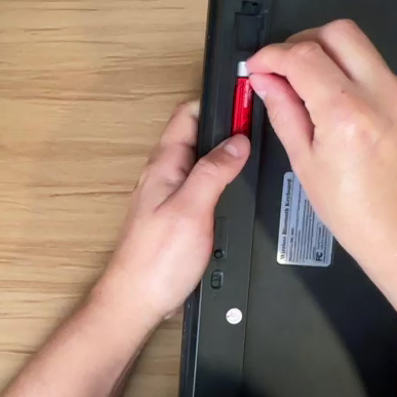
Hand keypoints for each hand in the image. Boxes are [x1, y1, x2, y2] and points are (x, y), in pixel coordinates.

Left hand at [92, 102, 248, 325]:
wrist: (137, 300)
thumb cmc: (156, 260)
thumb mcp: (191, 208)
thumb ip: (213, 171)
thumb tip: (237, 142)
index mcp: (163, 165)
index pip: (187, 115)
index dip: (217, 102)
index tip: (245, 96)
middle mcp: (164, 175)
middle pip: (196, 134)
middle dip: (226, 122)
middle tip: (258, 117)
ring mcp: (169, 194)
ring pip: (199, 159)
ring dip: (224, 149)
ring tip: (253, 143)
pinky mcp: (176, 215)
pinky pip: (200, 183)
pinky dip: (220, 176)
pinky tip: (236, 182)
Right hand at [247, 20, 396, 282]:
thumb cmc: (358, 214)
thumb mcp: (304, 164)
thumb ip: (284, 112)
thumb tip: (266, 81)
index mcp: (347, 114)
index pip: (303, 56)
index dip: (272, 55)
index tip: (259, 65)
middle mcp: (383, 95)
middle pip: (338, 32)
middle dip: (303, 41)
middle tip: (283, 67)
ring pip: (361, 47)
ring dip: (327, 57)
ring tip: (307, 89)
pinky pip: (377, 71)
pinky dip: (350, 76)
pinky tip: (336, 105)